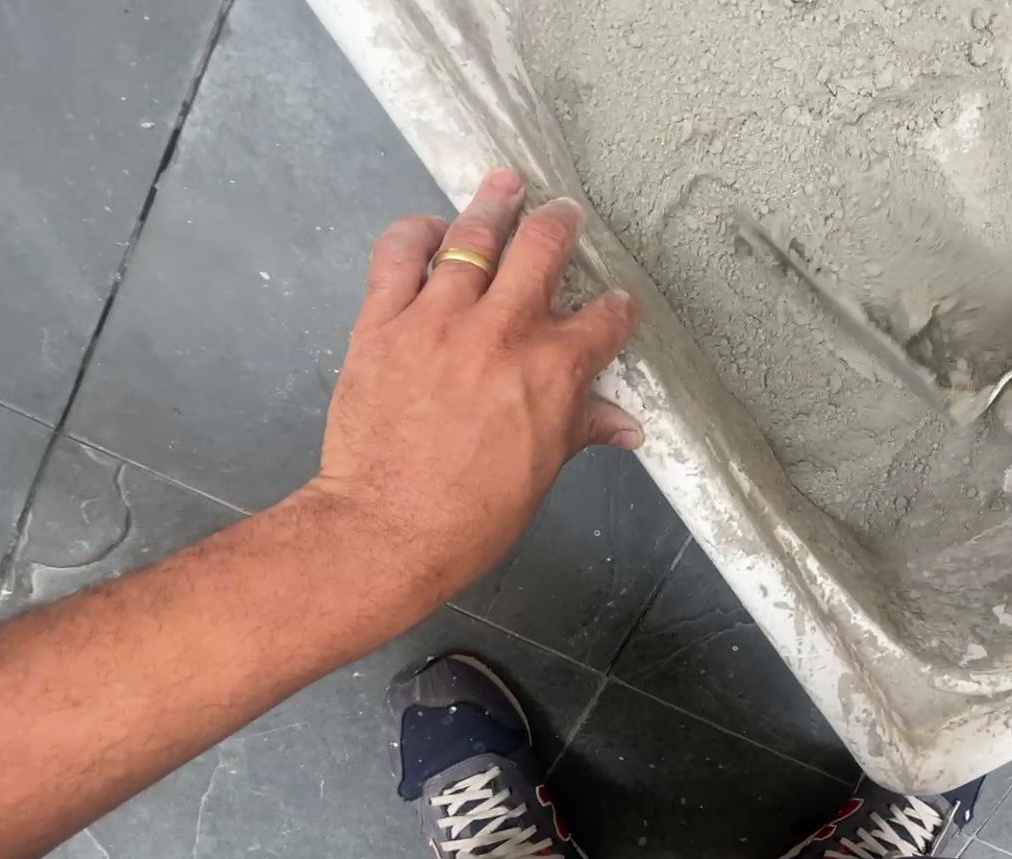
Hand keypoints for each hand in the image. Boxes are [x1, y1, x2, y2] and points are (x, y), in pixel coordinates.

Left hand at [304, 167, 641, 591]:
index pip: (605, 320)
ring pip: (472, 238)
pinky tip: (428, 225)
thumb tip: (629, 427)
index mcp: (556, 369)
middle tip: (566, 213)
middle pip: (542, 251)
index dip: (619, 309)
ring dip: (494, 204)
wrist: (392, 525)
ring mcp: (440, 319)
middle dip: (560, 226)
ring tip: (506, 180)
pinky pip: (398, 255)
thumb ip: (583, 427)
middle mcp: (505, 329)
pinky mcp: (383, 320)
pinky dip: (414, 232)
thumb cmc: (483, 509)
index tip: (620, 305)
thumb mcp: (546, 468)